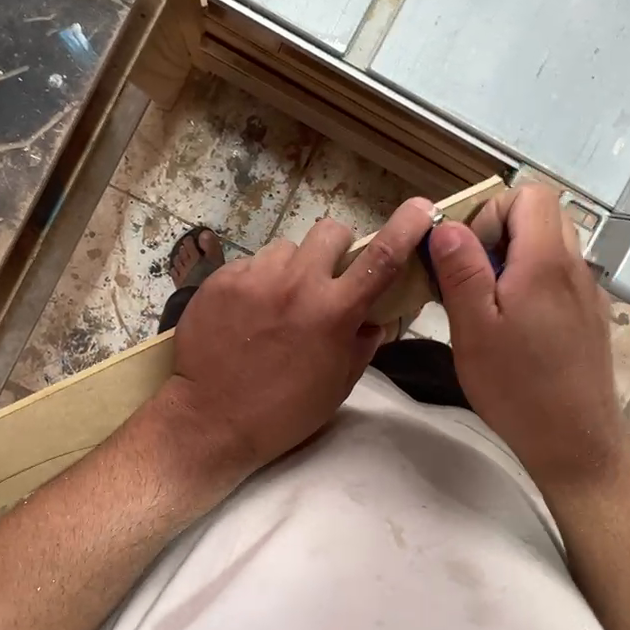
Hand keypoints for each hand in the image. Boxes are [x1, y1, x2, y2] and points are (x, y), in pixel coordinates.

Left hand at [156, 197, 437, 484]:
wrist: (209, 421)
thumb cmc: (282, 412)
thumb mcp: (338, 385)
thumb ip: (362, 343)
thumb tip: (375, 317)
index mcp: (333, 312)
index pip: (381, 257)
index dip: (406, 227)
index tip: (420, 208)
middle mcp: (297, 284)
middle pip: (330, 231)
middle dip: (336, 248)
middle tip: (327, 275)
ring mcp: (255, 277)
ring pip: (286, 248)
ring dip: (292, 267)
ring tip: (279, 301)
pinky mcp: (222, 279)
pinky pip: (252, 264)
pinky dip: (258, 281)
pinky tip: (248, 313)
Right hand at [429, 185, 629, 492]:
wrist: (576, 443)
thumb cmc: (518, 387)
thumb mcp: (473, 328)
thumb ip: (461, 270)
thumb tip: (446, 225)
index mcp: (546, 261)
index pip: (530, 195)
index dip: (492, 212)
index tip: (470, 253)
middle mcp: (574, 267)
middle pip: (543, 215)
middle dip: (502, 232)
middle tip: (475, 275)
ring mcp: (587, 292)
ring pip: (551, 246)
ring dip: (516, 258)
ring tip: (490, 303)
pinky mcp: (589, 317)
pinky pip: (560, 277)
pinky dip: (533, 283)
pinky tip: (514, 328)